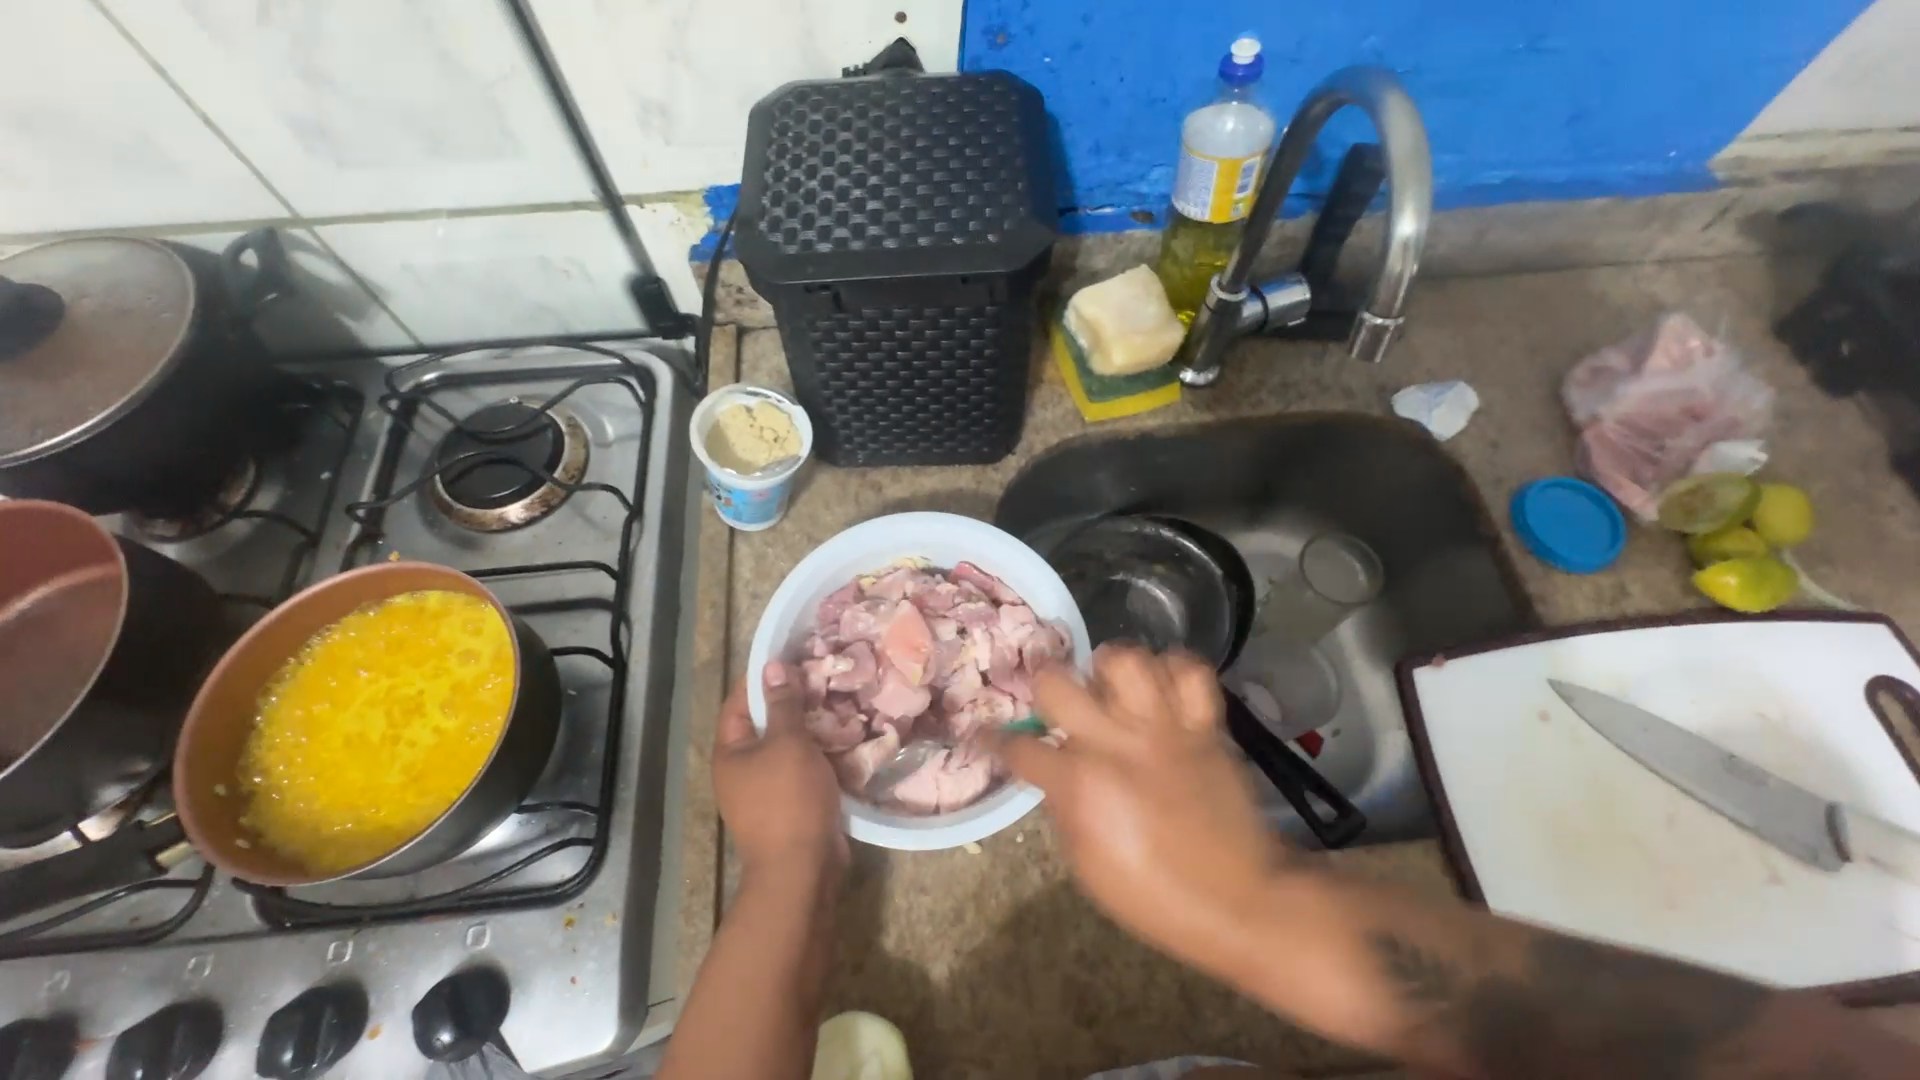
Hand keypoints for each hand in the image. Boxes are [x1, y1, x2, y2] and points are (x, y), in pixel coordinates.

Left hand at [713, 661, 847, 879]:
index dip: (762, 678)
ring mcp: (765, 791)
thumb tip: (773, 667)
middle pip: (765, 724)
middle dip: (793, 702)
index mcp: (730, 752)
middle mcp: (742, 770)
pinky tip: (845, 740)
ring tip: (839, 702)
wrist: (802, 868)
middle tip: (823, 677)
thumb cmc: (789, 798)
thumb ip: (783, 704)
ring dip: (811, 728)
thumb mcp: (788, 742)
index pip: (739, 702)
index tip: (792, 657)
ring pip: (788, 748)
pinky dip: (821, 755)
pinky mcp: (791, 806)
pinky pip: (804, 770)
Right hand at [998, 644, 1285, 974]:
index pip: (1019, 748)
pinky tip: (1163, 690)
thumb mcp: (1086, 865)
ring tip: (1111, 687)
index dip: (994, 741)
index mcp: (1079, 785)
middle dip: (1043, 685)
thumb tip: (1056, 774)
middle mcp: (1116, 743)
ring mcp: (1164, 728)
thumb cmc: (1154, 895)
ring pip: (1127, 660)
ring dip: (1110, 668)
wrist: (1240, 901)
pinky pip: (1190, 671)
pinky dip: (1174, 672)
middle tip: (1053, 699)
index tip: (985, 735)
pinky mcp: (1205, 726)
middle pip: (1057, 681)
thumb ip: (1064, 807)